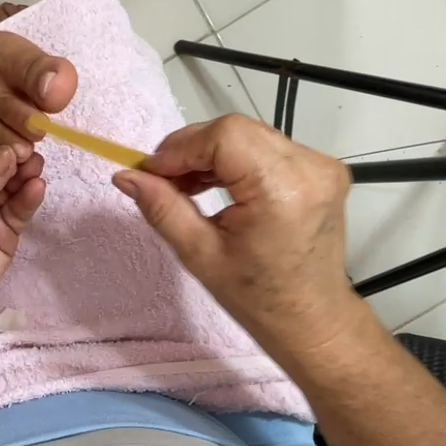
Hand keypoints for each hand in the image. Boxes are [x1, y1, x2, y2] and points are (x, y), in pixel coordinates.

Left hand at [0, 145, 46, 327]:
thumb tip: (7, 152)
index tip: (5, 113)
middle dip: (10, 150)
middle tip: (29, 142)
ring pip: (11, 182)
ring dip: (24, 171)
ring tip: (36, 163)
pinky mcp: (6, 230)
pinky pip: (21, 208)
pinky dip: (29, 197)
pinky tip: (38, 186)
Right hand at [112, 114, 367, 358]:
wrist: (308, 316)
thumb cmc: (255, 295)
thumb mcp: (198, 253)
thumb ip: (162, 208)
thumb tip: (125, 177)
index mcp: (282, 191)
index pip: (224, 137)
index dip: (180, 149)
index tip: (150, 173)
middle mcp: (310, 169)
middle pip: (235, 130)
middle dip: (190, 149)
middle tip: (161, 179)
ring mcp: (320, 166)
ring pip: (248, 134)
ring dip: (209, 153)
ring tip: (185, 186)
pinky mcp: (320, 169)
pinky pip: (264, 146)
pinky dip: (231, 158)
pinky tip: (213, 184)